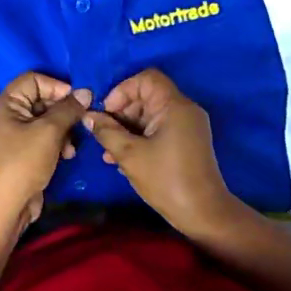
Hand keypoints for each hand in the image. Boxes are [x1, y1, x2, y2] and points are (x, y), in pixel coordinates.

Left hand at [0, 71, 90, 226]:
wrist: (5, 207)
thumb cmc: (23, 163)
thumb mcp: (49, 132)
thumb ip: (68, 109)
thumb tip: (85, 92)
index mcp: (5, 104)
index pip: (33, 79)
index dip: (56, 86)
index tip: (76, 101)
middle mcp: (6, 117)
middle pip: (40, 100)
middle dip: (63, 111)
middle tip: (80, 124)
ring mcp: (13, 137)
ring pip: (45, 122)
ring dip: (63, 130)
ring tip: (71, 147)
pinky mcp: (22, 155)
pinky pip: (43, 139)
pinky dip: (56, 144)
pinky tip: (66, 156)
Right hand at [82, 69, 243, 236]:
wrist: (201, 211)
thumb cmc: (165, 179)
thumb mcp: (129, 155)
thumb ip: (107, 132)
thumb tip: (89, 116)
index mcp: (175, 106)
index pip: (146, 79)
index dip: (122, 90)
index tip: (106, 112)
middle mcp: (184, 110)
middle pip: (147, 96)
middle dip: (121, 112)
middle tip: (102, 134)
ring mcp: (187, 127)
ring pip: (150, 116)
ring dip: (126, 129)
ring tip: (107, 152)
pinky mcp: (185, 143)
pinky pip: (158, 130)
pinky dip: (139, 138)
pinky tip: (121, 159)